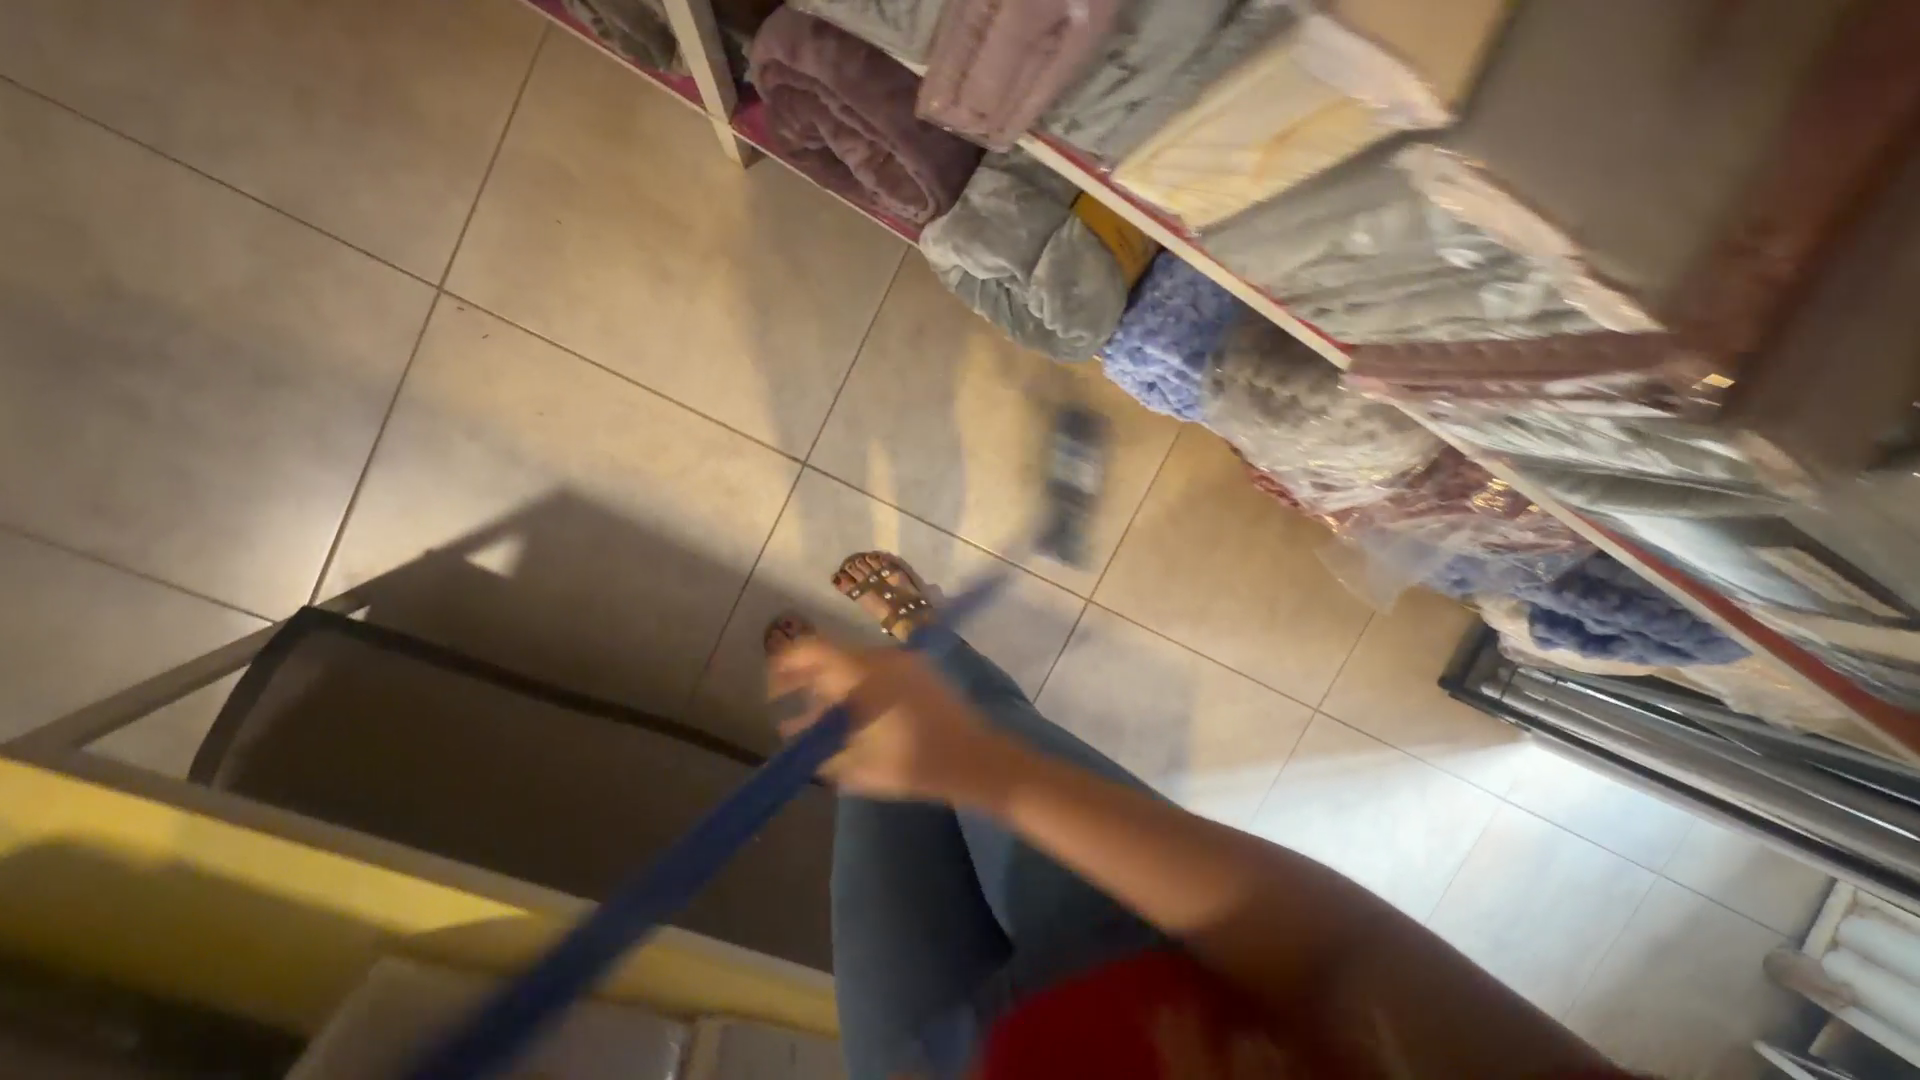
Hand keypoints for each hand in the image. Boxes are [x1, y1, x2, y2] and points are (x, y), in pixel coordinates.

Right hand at [769, 637, 1022, 807]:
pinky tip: (856, 718)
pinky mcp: (921, 672)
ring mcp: (905, 661)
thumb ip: (819, 749)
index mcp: (862, 672)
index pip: (811, 650)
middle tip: (790, 708)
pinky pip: (879, 672)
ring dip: (834, 688)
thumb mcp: (856, 766)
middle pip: (832, 658)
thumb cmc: (912, 763)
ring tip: (821, 722)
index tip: (772, 688)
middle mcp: (881, 657)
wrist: (975, 759)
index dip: (785, 665)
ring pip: (855, 666)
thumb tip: (794, 738)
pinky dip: (860, 688)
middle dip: (808, 683)